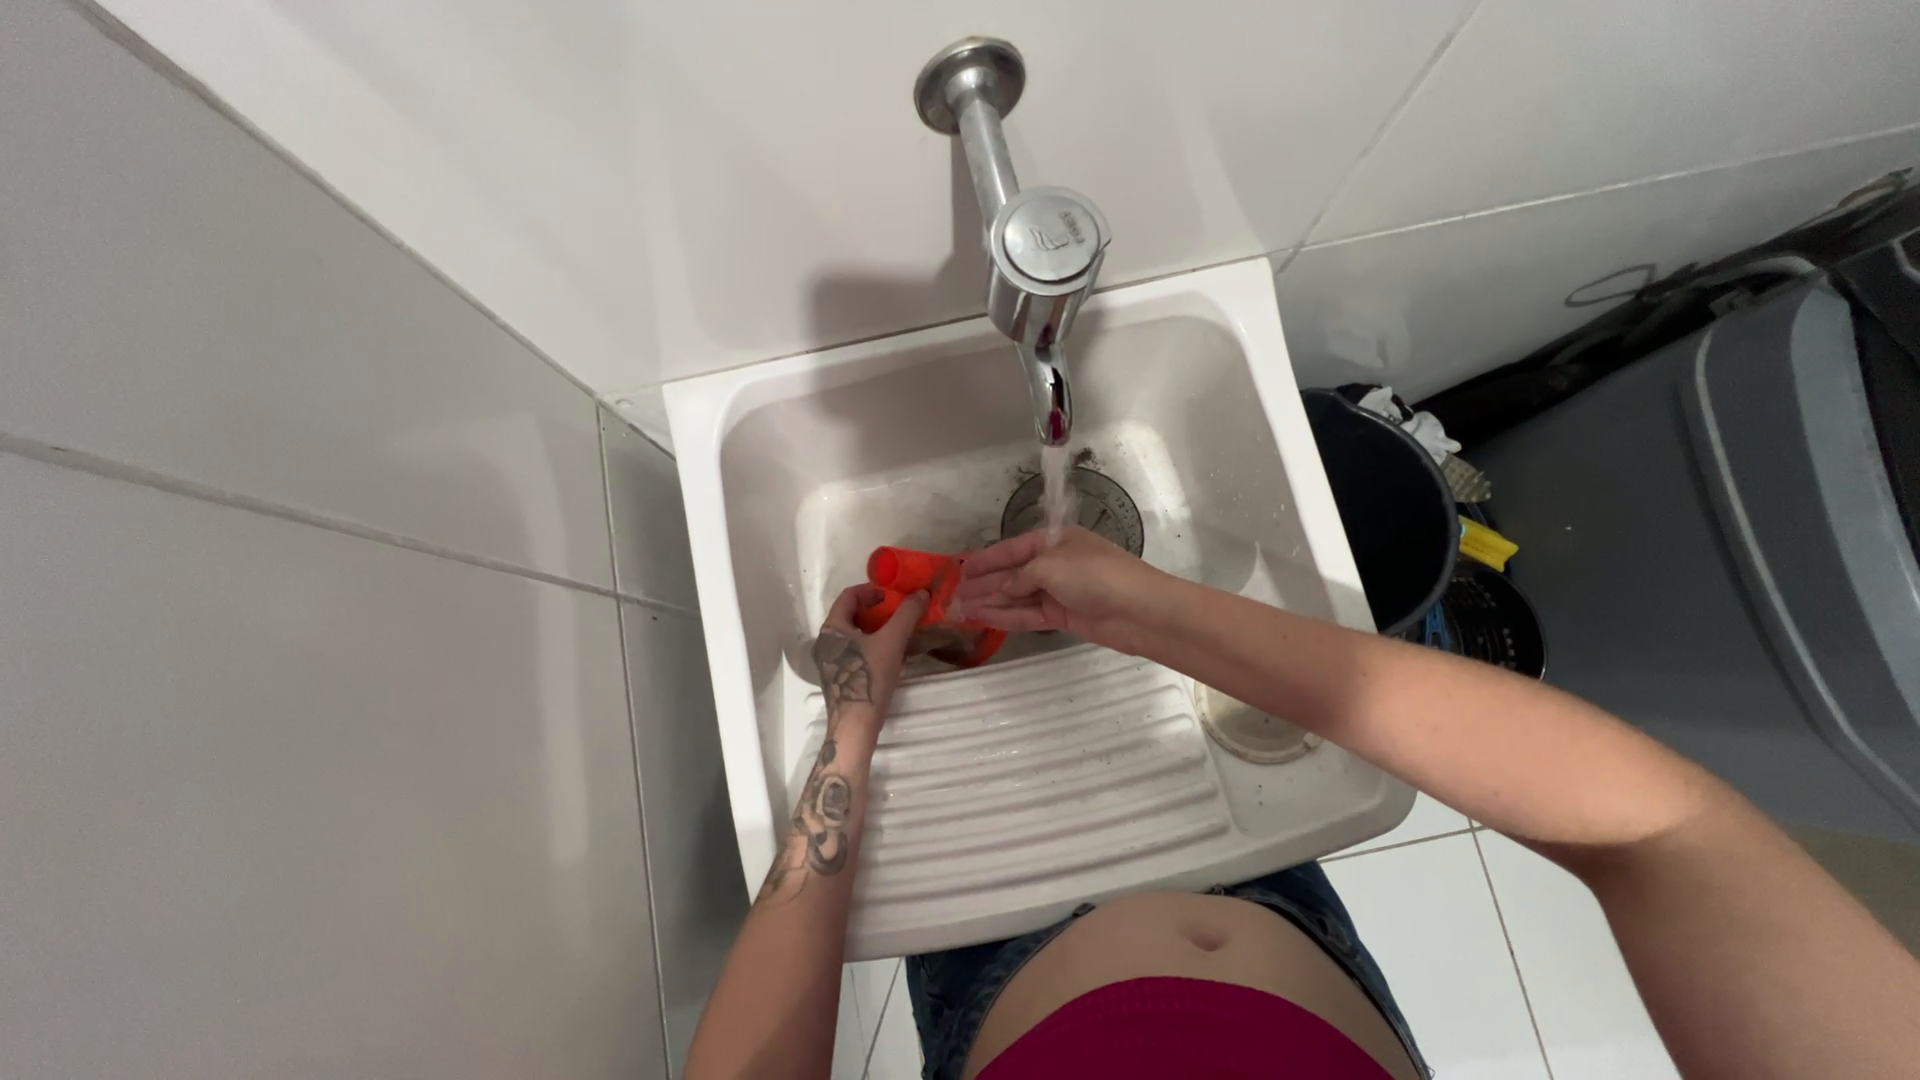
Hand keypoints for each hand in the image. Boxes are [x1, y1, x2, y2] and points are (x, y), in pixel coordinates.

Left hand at [812, 585, 926, 728]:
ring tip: (898, 631)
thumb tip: (921, 592)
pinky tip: (890, 654)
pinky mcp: (837, 676)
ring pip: (852, 634)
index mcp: (832, 628)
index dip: (871, 590)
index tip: (892, 596)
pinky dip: (870, 645)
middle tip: (898, 612)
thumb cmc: (869, 677)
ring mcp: (829, 661)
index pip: (848, 596)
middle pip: (850, 614)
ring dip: (874, 628)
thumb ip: (906, 614)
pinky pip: (853, 651)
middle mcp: (825, 641)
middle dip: (875, 610)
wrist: (856, 724)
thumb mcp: (892, 641)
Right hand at [956, 526, 1171, 652]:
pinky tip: (983, 618)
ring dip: (989, 602)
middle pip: (1011, 574)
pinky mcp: (1062, 617)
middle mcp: (1054, 564)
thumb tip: (1002, 590)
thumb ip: (1020, 577)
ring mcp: (1058, 592)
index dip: (985, 560)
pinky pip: (1027, 615)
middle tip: (954, 595)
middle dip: (983, 584)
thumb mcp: (1051, 566)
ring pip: (1016, 597)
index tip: (959, 570)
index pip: (1011, 549)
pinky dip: (1005, 616)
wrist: (1139, 611)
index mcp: (1054, 540)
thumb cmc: (1097, 575)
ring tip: (960, 610)